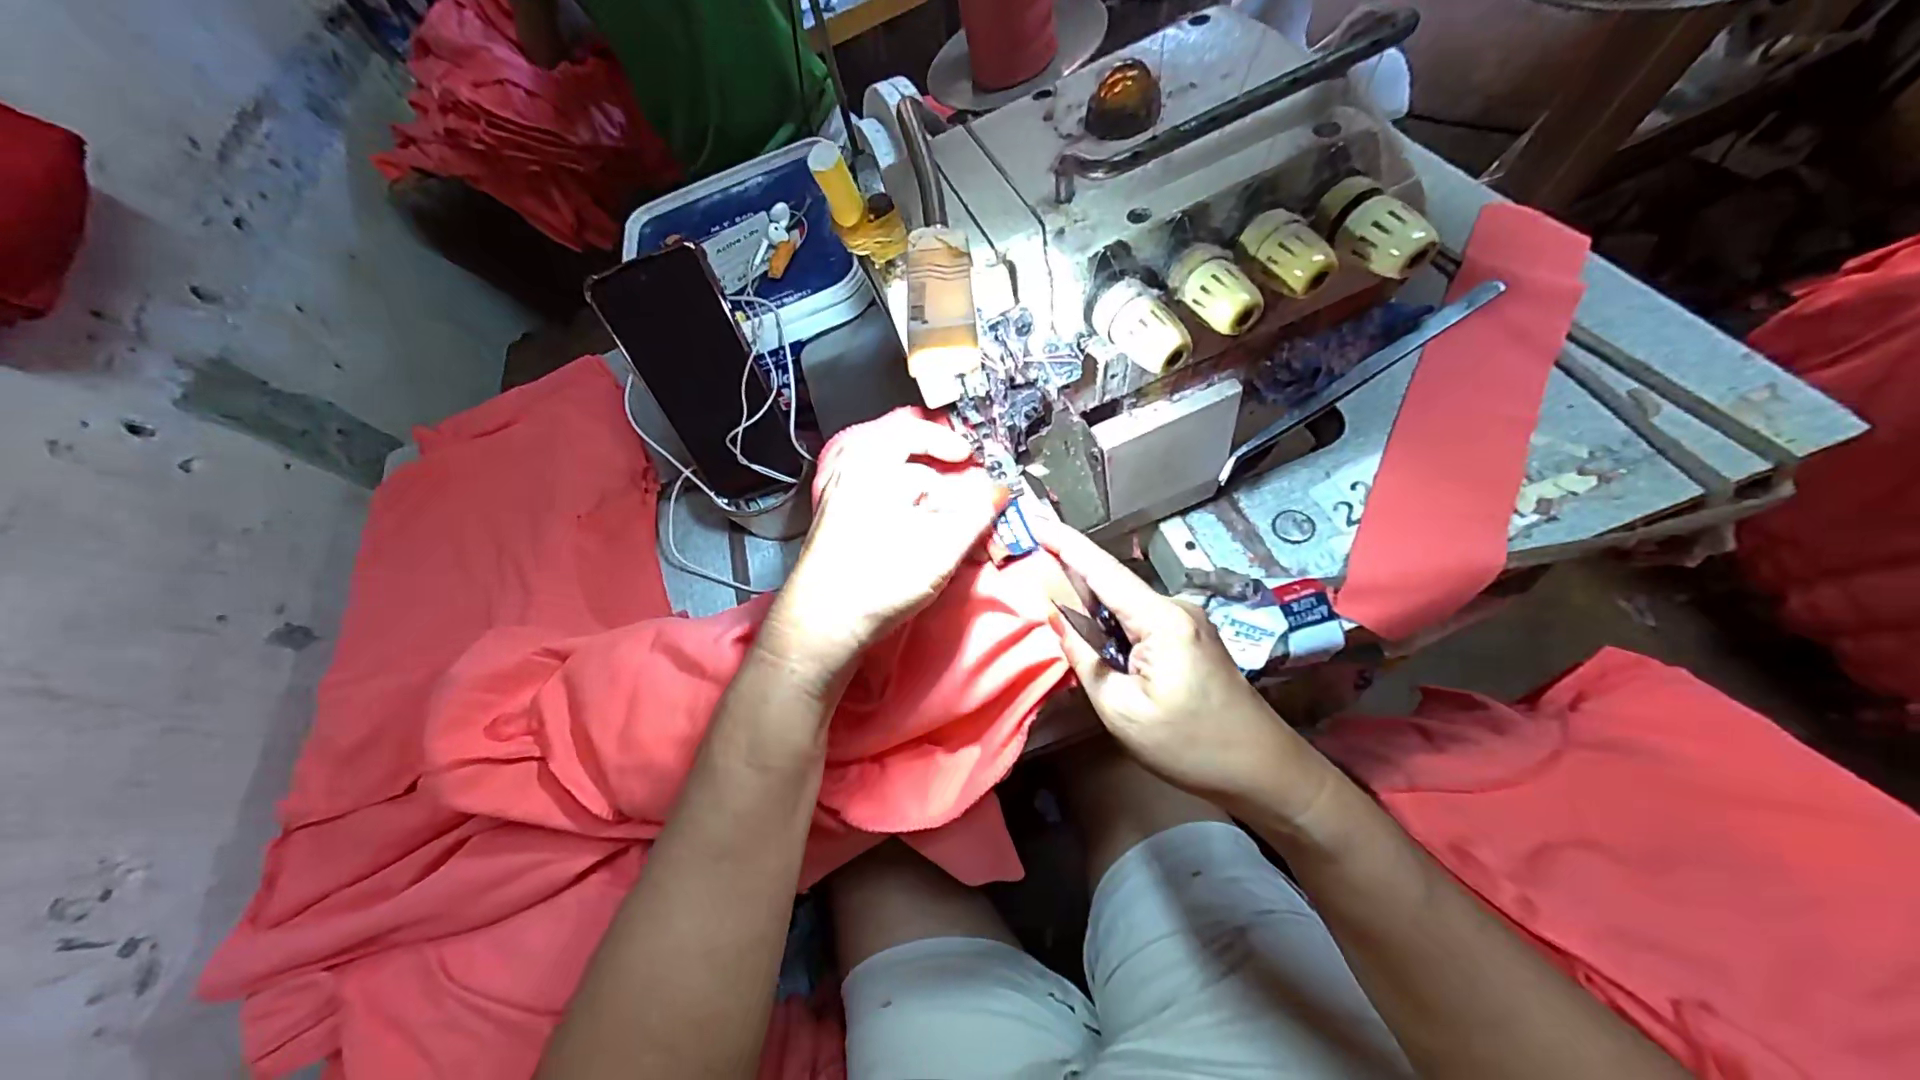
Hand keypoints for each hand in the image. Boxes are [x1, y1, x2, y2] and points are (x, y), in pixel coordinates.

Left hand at [760, 411, 1005, 691]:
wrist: (820, 626)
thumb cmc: (878, 581)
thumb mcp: (942, 546)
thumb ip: (975, 514)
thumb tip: (998, 490)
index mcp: (871, 468)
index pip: (909, 432)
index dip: (944, 441)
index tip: (966, 456)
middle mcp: (849, 479)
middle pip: (900, 460)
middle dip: (937, 477)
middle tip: (960, 495)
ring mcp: (837, 505)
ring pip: (886, 486)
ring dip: (919, 498)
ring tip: (940, 519)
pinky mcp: (834, 532)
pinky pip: (872, 506)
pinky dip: (899, 513)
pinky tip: (912, 537)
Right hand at [1036, 520, 1341, 829]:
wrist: (1263, 769)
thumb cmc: (1191, 746)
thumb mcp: (1122, 710)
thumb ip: (1085, 659)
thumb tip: (1059, 618)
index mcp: (1161, 620)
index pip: (1103, 571)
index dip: (1066, 544)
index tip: (1037, 521)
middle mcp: (1176, 608)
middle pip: (1112, 586)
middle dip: (1071, 580)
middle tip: (1031, 578)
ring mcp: (1187, 621)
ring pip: (1124, 607)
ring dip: (1092, 611)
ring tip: (1058, 620)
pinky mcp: (1190, 637)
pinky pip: (1140, 622)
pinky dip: (1113, 628)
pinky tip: (1097, 644)